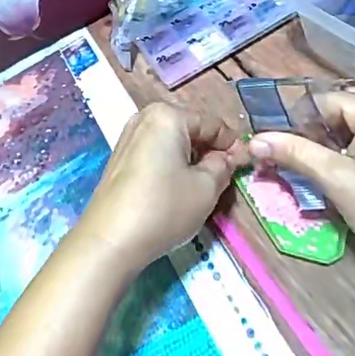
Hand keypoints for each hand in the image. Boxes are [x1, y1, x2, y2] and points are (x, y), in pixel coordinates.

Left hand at [72, 103, 248, 269]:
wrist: (110, 239)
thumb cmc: (163, 208)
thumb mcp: (205, 189)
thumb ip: (222, 166)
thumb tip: (227, 157)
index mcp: (168, 115)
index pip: (212, 123)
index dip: (231, 145)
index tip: (244, 167)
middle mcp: (145, 117)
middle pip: (190, 129)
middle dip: (209, 151)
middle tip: (224, 180)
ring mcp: (129, 136)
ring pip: (172, 142)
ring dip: (190, 160)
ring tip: (200, 188)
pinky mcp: (120, 156)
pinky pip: (155, 152)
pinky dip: (171, 165)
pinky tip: (175, 190)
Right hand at [247, 90, 354, 268]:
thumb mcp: (336, 181)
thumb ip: (294, 153)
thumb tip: (253, 140)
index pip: (321, 102)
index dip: (295, 125)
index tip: (273, 149)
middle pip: (336, 108)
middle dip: (311, 133)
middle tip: (289, 161)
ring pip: (350, 121)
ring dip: (328, 142)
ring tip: (312, 168)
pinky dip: (349, 147)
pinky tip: (340, 171)